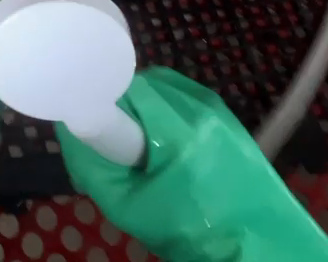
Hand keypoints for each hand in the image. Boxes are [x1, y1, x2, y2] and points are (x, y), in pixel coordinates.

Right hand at [57, 69, 327, 261]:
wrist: (259, 249)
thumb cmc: (188, 231)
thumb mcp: (126, 207)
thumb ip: (90, 162)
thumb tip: (68, 123)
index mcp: (175, 128)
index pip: (119, 86)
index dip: (98, 97)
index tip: (86, 117)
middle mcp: (197, 105)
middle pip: (137, 82)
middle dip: (119, 104)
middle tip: (114, 139)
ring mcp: (214, 105)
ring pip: (156, 84)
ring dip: (140, 103)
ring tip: (141, 142)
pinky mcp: (223, 110)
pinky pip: (177, 92)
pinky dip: (162, 107)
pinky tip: (164, 139)